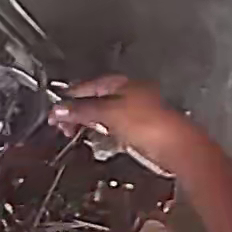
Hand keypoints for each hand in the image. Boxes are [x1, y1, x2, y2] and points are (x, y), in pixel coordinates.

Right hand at [50, 75, 212, 175]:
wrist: (176, 147)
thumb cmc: (145, 124)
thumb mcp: (107, 113)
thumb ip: (81, 110)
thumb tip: (59, 109)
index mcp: (121, 84)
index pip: (86, 86)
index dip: (68, 98)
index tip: (54, 113)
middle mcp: (128, 94)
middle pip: (94, 99)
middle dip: (77, 112)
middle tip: (62, 126)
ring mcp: (134, 111)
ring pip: (103, 114)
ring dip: (87, 122)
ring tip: (74, 134)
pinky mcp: (139, 129)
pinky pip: (113, 127)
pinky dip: (101, 131)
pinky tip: (97, 139)